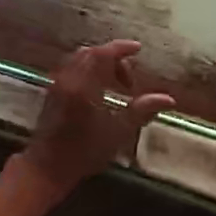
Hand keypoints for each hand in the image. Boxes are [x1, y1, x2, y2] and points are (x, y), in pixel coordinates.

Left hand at [21, 40, 175, 195]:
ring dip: (99, 63)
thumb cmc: (84, 152)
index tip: (138, 48)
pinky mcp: (52, 91)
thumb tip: (168, 99)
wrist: (47, 167)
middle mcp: (69, 78)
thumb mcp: (117, 133)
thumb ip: (141, 111)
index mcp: (84, 85)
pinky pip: (72, 68)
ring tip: (116, 84)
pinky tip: (99, 90)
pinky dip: (88, 70)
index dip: (121, 48)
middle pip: (91, 53)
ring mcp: (58, 84)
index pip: (103, 53)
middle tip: (128, 79)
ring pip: (80, 59)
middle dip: (112, 58)